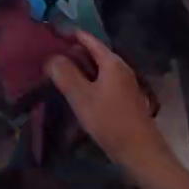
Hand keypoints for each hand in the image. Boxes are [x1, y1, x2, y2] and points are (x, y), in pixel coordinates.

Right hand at [47, 31, 171, 175]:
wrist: (142, 154)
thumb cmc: (110, 121)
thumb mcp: (81, 97)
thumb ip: (65, 73)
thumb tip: (51, 56)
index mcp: (112, 62)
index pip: (87, 39)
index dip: (68, 34)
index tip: (48, 35)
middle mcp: (120, 68)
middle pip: (92, 52)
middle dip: (70, 52)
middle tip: (47, 56)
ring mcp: (124, 84)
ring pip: (96, 68)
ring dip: (77, 68)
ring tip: (56, 73)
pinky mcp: (124, 99)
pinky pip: (101, 81)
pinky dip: (86, 80)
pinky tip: (75, 91)